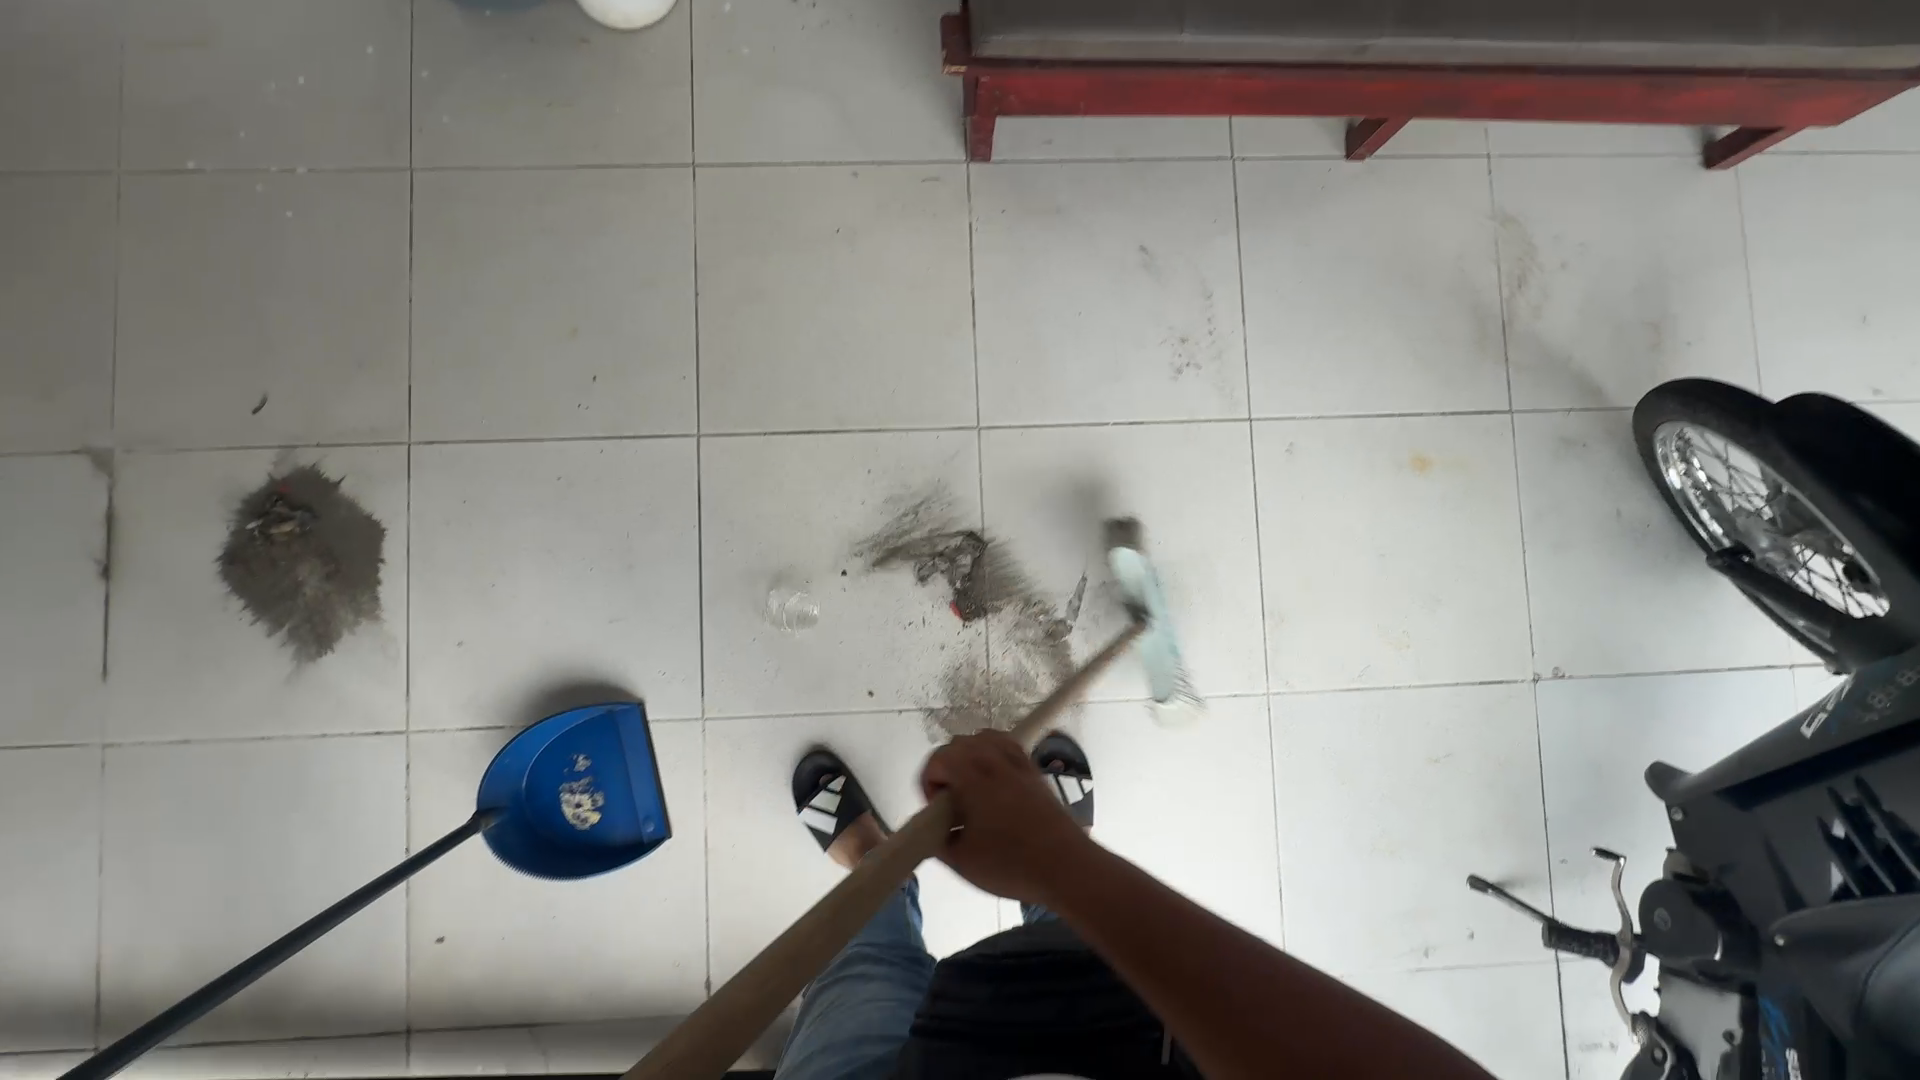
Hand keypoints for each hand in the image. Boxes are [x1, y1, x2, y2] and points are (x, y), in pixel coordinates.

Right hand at [920, 731, 1096, 904]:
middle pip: (957, 745)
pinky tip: (995, 780)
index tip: (937, 810)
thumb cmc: (1011, 864)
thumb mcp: (962, 861)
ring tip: (971, 790)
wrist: (1066, 866)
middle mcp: (993, 760)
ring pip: (983, 739)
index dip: (929, 783)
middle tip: (951, 805)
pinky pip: (1007, 745)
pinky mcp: (1033, 770)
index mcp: (972, 777)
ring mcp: (1017, 762)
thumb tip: (932, 830)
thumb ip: (938, 841)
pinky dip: (994, 753)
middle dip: (946, 770)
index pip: (937, 759)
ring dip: (969, 757)